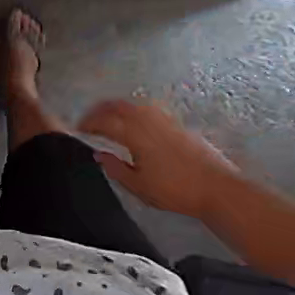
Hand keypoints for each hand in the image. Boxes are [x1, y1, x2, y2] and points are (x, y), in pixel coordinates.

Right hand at [78, 99, 240, 219]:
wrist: (215, 186)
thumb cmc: (175, 189)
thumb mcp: (138, 185)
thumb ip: (115, 168)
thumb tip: (99, 155)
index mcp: (134, 133)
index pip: (103, 121)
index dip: (88, 123)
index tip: (78, 129)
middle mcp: (147, 118)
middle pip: (116, 105)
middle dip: (98, 110)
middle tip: (88, 120)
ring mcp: (163, 117)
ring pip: (131, 104)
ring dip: (115, 108)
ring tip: (107, 119)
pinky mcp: (175, 121)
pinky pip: (145, 108)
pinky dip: (131, 110)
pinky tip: (133, 122)